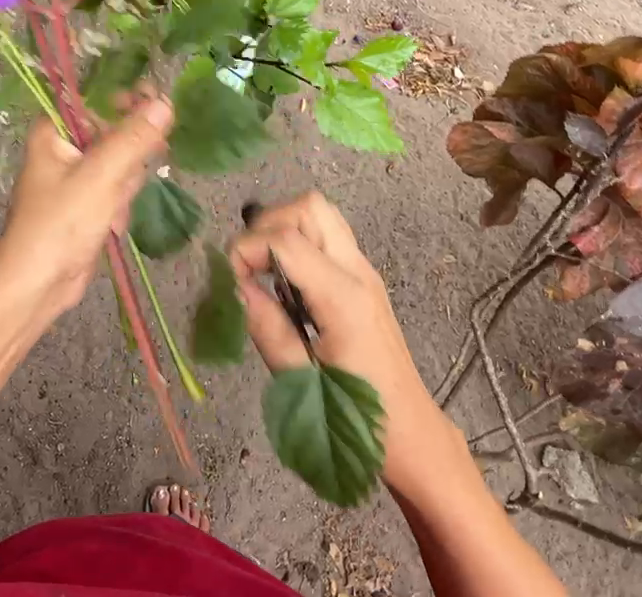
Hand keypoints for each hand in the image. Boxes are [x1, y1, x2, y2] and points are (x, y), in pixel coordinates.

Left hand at [0, 98, 173, 315]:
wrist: (37, 285)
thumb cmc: (60, 225)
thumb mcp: (101, 177)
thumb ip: (134, 139)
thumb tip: (165, 103)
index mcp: (54, 130)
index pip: (97, 98)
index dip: (128, 100)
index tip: (159, 107)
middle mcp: (62, 147)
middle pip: (113, 131)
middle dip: (129, 158)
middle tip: (132, 175)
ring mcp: (74, 176)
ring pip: (120, 163)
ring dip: (125, 186)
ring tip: (112, 210)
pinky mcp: (84, 202)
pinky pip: (115, 190)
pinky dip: (119, 205)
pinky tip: (111, 226)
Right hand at [230, 193, 458, 495]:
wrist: (411, 434)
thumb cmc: (356, 416)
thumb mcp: (299, 381)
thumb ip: (266, 327)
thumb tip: (234, 286)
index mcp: (342, 297)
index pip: (285, 238)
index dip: (246, 249)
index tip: (230, 281)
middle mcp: (357, 272)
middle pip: (310, 207)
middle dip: (268, 224)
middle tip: (248, 266)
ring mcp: (364, 272)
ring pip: (320, 214)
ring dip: (284, 229)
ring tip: (264, 271)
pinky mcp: (362, 280)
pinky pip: (326, 237)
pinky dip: (298, 243)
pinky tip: (286, 284)